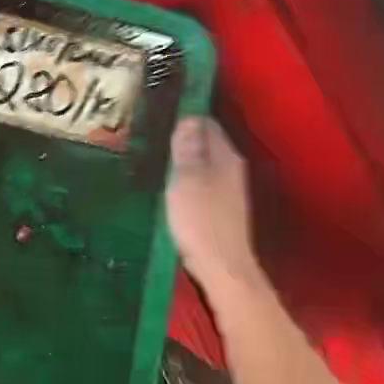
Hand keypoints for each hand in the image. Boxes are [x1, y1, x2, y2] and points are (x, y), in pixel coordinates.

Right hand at [165, 116, 261, 290]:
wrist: (223, 270)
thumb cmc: (200, 222)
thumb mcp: (186, 179)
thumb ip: (187, 148)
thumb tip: (188, 117)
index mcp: (225, 156)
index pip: (206, 122)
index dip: (184, 115)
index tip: (157, 114)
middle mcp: (232, 168)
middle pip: (206, 141)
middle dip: (182, 135)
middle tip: (151, 133)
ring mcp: (229, 189)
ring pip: (204, 161)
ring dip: (183, 157)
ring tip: (155, 154)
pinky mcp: (221, 208)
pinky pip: (202, 179)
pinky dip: (186, 176)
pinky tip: (169, 183)